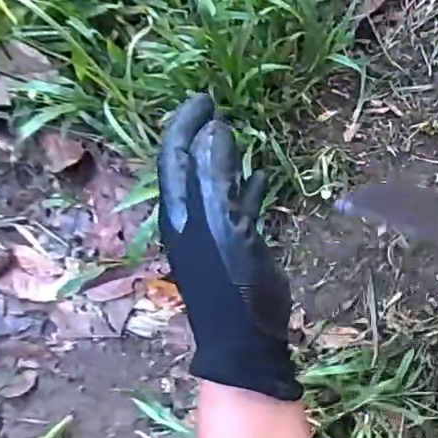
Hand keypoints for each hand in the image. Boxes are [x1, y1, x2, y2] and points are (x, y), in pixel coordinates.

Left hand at [158, 95, 298, 400]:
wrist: (244, 338)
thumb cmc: (232, 283)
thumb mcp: (223, 226)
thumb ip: (216, 179)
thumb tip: (215, 131)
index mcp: (181, 210)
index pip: (176, 155)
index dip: (186, 124)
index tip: (205, 98)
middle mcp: (190, 216)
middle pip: (188, 165)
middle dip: (197, 134)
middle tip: (214, 107)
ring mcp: (211, 231)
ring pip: (212, 182)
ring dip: (220, 156)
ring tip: (235, 133)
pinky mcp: (233, 244)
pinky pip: (237, 204)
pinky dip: (245, 185)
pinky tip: (261, 175)